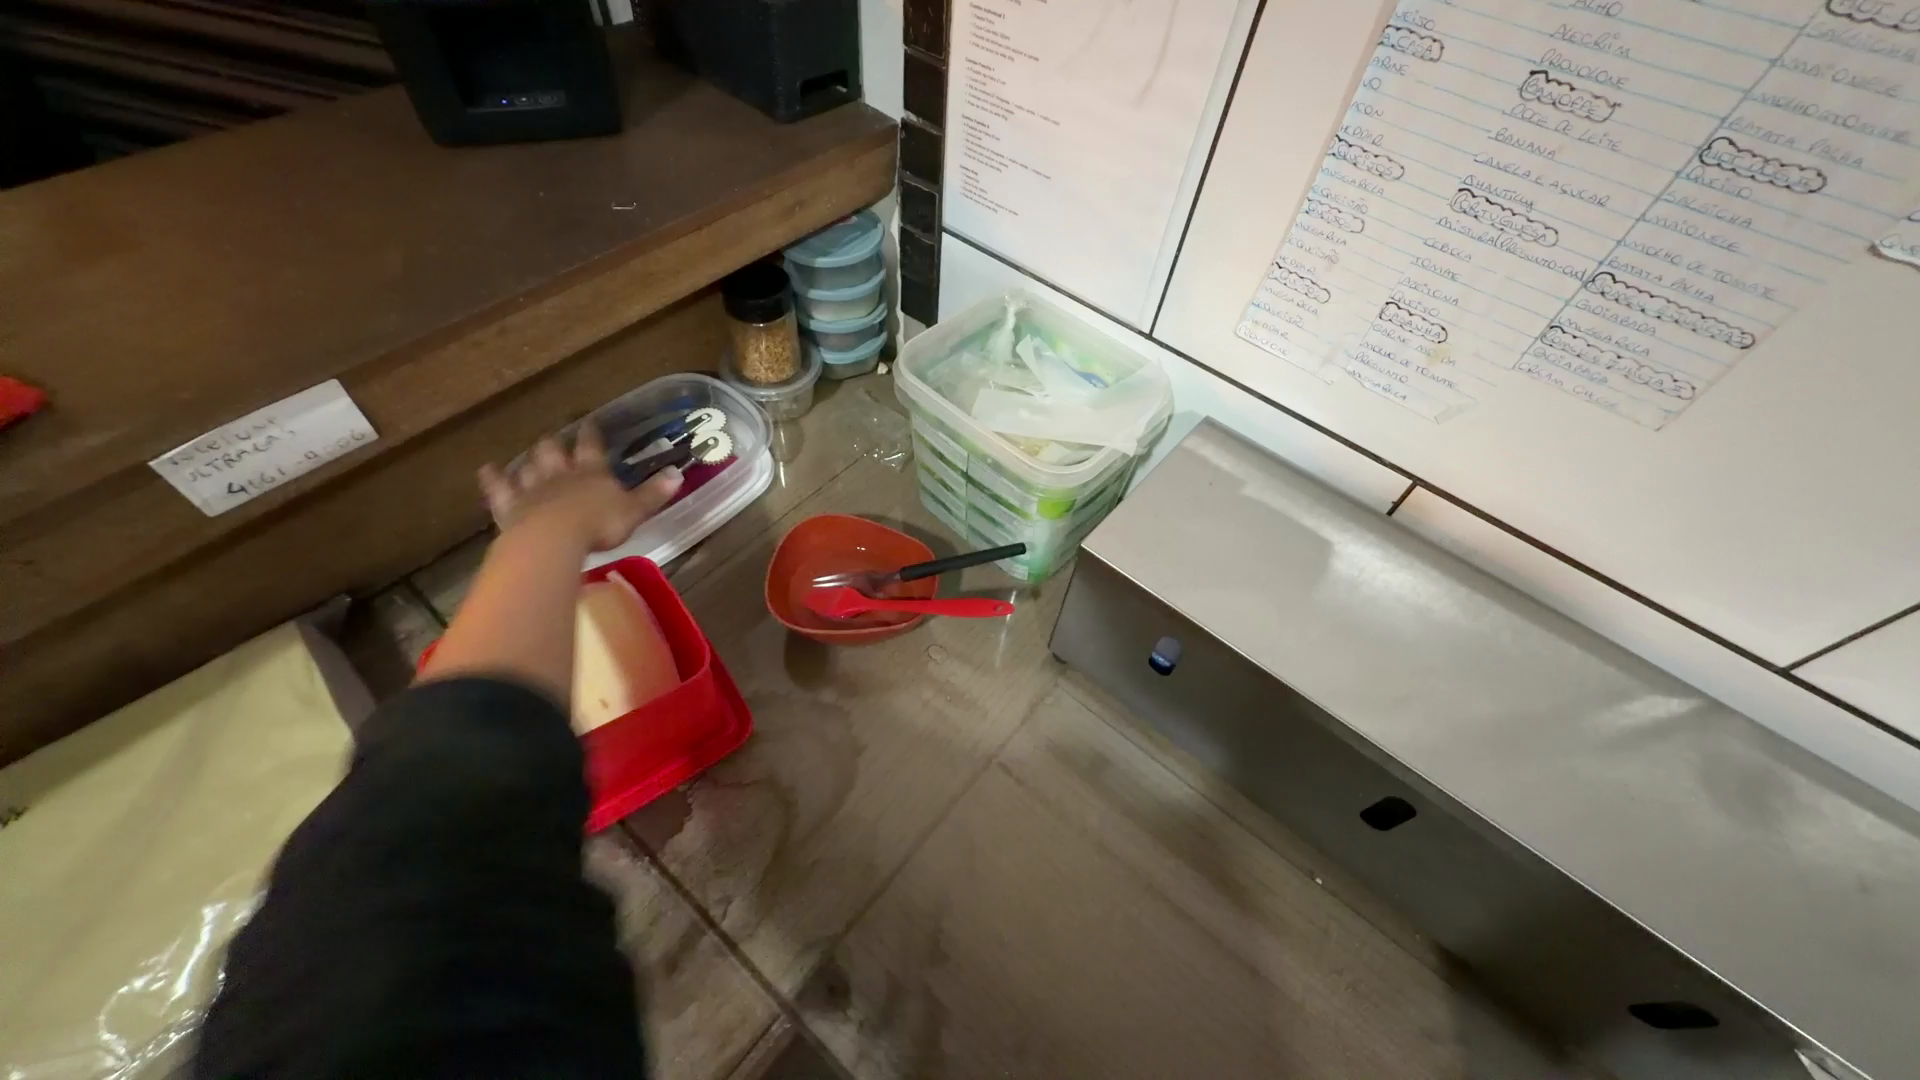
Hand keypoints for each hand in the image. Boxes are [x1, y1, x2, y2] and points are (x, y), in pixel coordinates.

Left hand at [478, 425, 683, 552]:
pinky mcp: (510, 506)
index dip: (593, 434)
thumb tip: (677, 473)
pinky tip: (486, 470)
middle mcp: (560, 473)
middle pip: (554, 451)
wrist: (554, 539)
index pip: (592, 447)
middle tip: (554, 439)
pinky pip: (499, 489)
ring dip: (528, 461)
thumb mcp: (635, 511)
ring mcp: (532, 488)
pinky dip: (492, 479)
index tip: (591, 423)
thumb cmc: (600, 524)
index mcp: (592, 472)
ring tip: (527, 456)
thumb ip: (653, 493)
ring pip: (528, 467)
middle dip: (555, 445)